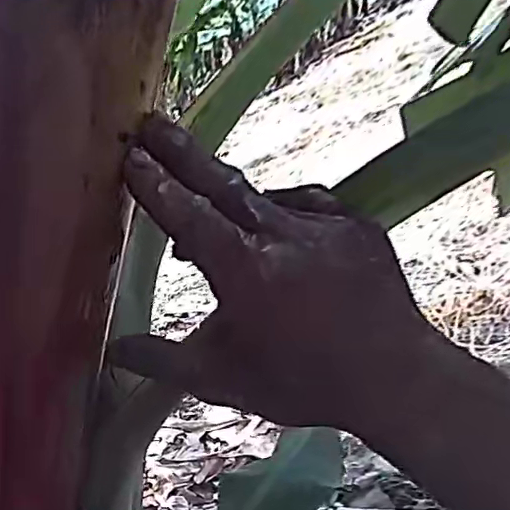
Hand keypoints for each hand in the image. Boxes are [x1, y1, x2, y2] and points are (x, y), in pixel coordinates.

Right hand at [114, 115, 509, 509]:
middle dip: (181, 152)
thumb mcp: (216, 380)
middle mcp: (286, 237)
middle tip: (150, 124)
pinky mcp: (358, 229)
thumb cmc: (298, 385)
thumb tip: (114, 348)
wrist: (396, 381)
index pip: (190, 217)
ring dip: (223, 194)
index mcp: (247, 272)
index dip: (157, 186)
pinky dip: (273, 212)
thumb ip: (160, 359)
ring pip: (263, 197)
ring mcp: (328, 227)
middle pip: (223, 184)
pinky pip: (305, 207)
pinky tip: (263, 228)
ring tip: (197, 197)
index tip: (131, 156)